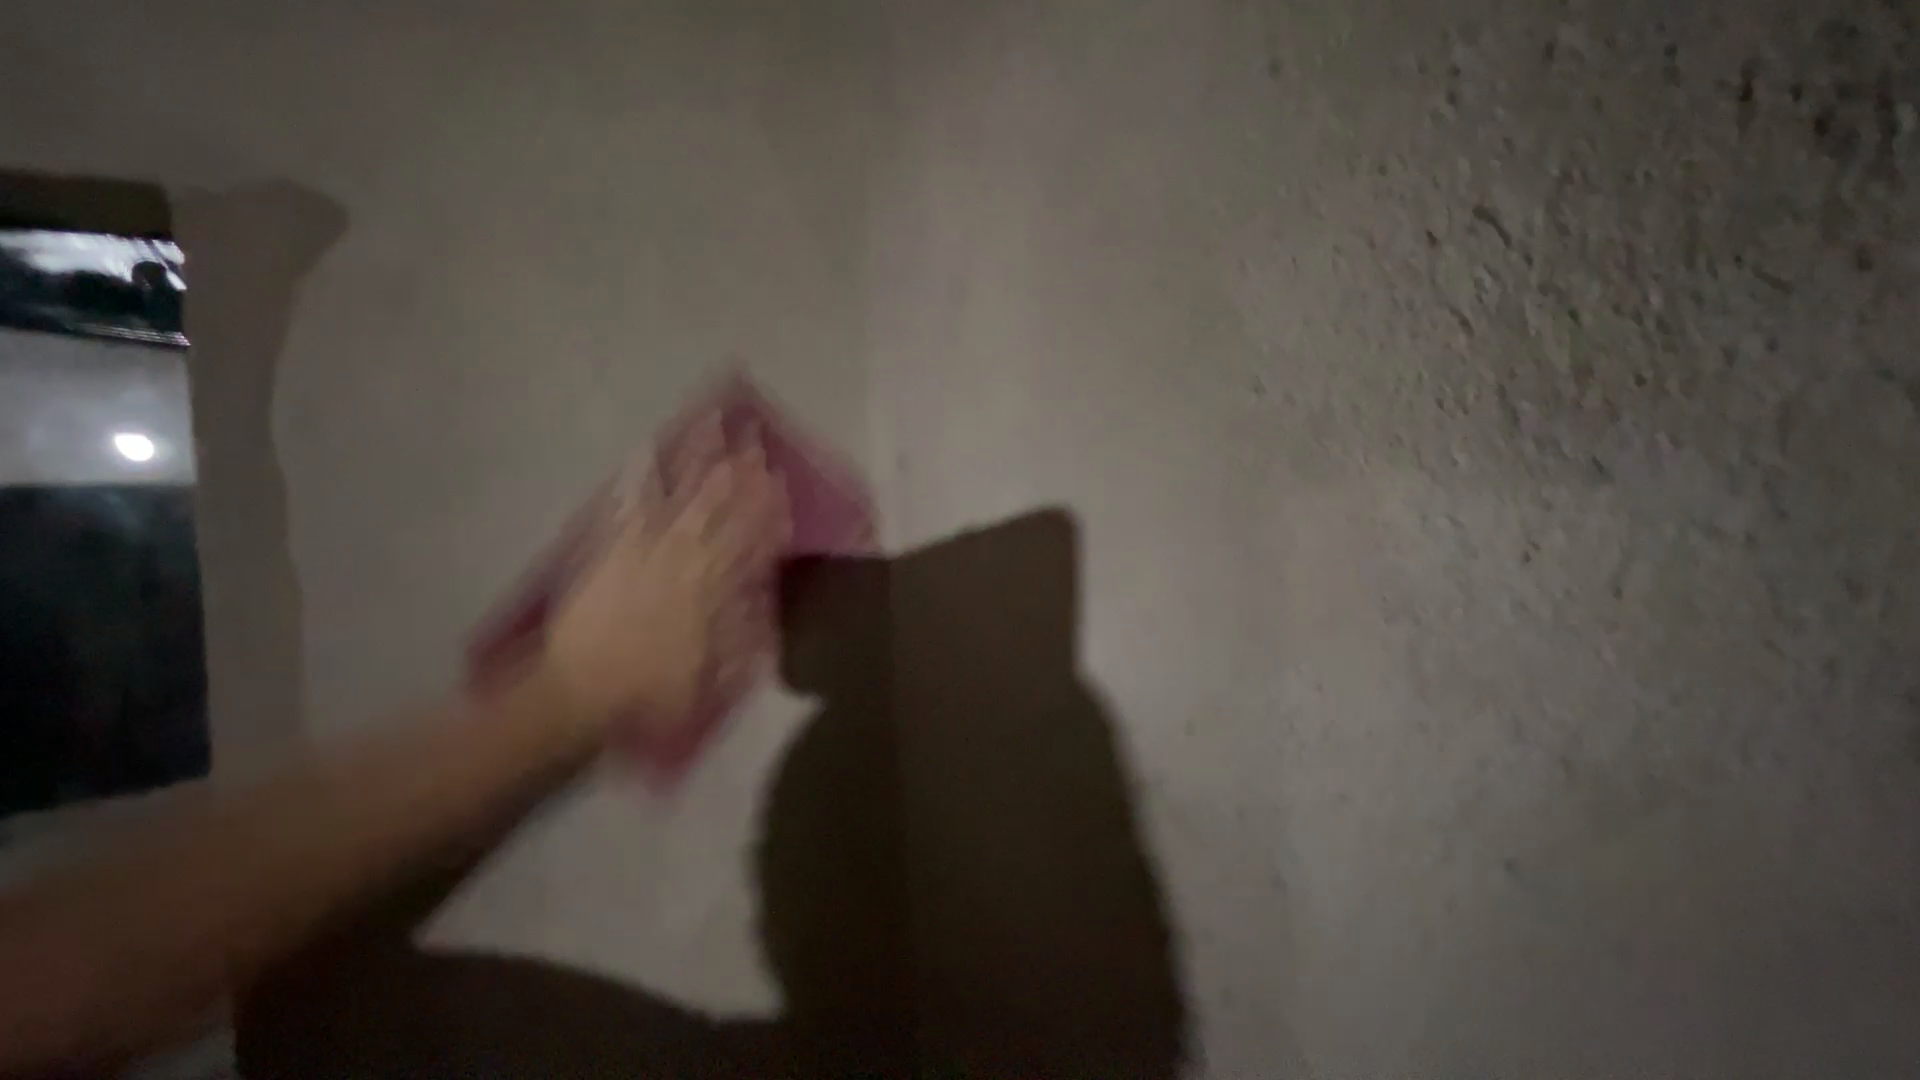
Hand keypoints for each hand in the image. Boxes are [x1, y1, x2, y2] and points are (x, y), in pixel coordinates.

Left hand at [543, 430, 788, 732]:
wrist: (579, 695)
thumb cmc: (649, 694)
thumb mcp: (708, 679)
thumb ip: (740, 638)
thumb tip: (766, 601)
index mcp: (707, 598)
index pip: (744, 549)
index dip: (764, 516)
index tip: (781, 487)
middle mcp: (679, 567)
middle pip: (715, 515)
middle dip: (737, 479)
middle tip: (754, 444)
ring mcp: (641, 554)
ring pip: (678, 502)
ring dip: (698, 466)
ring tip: (713, 430)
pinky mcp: (608, 552)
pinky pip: (626, 510)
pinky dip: (637, 481)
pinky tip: (647, 452)